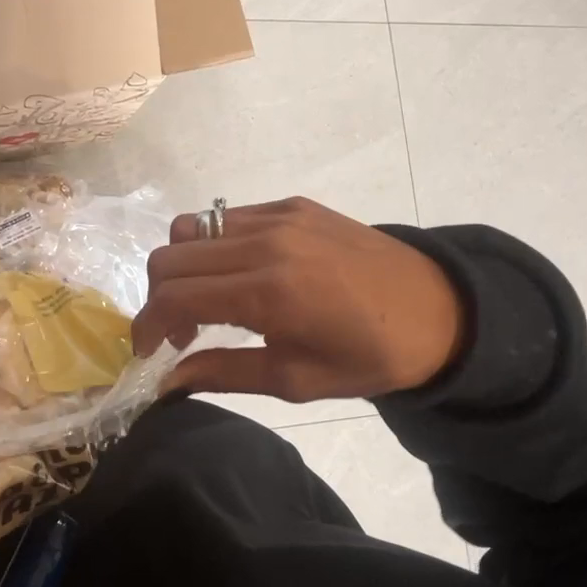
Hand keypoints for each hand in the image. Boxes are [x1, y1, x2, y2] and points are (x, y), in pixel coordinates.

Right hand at [132, 197, 464, 401]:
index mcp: (267, 292)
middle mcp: (264, 242)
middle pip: (169, 255)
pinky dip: (215, 246)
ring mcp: (279, 216)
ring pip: (191, 227)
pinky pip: (228, 217)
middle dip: (158, 297)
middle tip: (180, 332)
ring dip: (183, 266)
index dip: (146, 326)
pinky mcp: (293, 204)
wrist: (440, 310)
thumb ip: (221, 373)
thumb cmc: (369, 357)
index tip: (147, 352)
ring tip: (207, 300)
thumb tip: (165, 382)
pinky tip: (243, 275)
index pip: (172, 297)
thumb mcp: (295, 379)